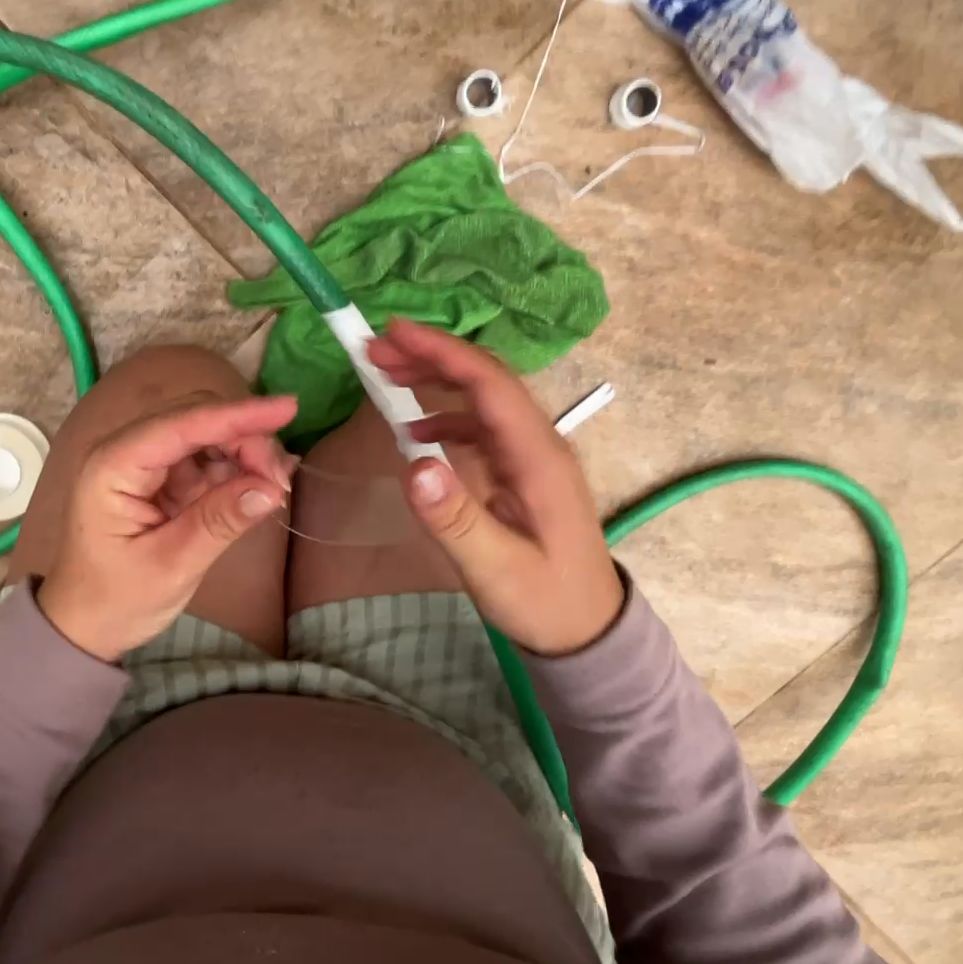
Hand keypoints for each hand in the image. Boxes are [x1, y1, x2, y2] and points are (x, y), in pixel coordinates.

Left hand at [37, 395, 298, 661]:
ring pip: (206, 435)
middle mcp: (127, 452)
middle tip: (281, 482)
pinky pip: (206, 459)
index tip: (288, 409)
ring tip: (276, 487)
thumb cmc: (115, 600)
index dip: (237, 414)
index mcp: (114, 466)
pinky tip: (261, 485)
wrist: (84, 626)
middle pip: (197, 420)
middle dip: (245, 438)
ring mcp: (145, 464)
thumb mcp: (171, 566)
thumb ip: (219, 522)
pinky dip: (236, 468)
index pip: (182, 423)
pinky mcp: (162, 480)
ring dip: (245, 453)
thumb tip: (271, 488)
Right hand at [368, 319, 623, 655]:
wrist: (588, 631)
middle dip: (431, 357)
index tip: (393, 332)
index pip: (489, 384)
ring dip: (436, 380)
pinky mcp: (522, 471)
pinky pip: (482, 427)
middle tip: (374, 350)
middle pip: (486, 380)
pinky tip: (415, 432)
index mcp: (537, 457)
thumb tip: (413, 466)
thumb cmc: (544, 601)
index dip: (442, 351)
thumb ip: (456, 520)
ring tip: (385, 375)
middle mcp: (538, 444)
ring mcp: (531, 456)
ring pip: (482, 399)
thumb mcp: (496, 570)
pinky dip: (445, 417)